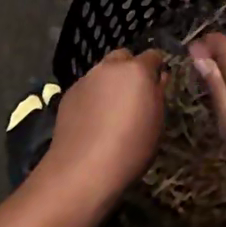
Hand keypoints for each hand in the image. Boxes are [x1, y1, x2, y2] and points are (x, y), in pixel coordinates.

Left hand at [43, 48, 164, 192]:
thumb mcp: (157, 120)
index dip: (157, 68)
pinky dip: (93, 96)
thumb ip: (158, 92)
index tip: (158, 85)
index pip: (153, 55)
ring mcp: (85, 80)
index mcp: (137, 70)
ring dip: (110, 82)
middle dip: (130, 68)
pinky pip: (87, 88)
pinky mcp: (68, 96)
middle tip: (134, 94)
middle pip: (123, 57)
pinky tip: (93, 119)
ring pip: (103, 72)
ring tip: (112, 109)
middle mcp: (109, 68)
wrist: (82, 170)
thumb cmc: (131, 146)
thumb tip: (157, 78)